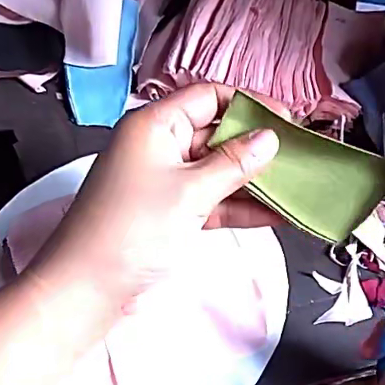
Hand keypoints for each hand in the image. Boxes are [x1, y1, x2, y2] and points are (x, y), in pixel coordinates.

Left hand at [32, 83, 280, 312]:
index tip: (285, 118)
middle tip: (296, 154)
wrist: (88, 288)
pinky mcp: (172, 212)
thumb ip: (233, 164)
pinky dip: (240, 206)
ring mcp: (166, 181)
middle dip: (256, 145)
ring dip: (253, 179)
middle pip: (217, 133)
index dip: (249, 104)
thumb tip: (268, 139)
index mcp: (155, 124)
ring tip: (294, 184)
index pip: (209, 97)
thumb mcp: (189, 192)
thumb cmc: (128, 231)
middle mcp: (160, 146)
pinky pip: (213, 200)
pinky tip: (275, 212)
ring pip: (218, 170)